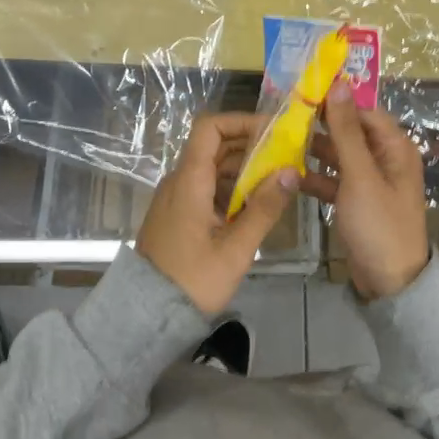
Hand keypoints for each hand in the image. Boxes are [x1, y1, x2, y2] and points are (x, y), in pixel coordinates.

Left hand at [136, 112, 298, 315]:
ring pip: (211, 168)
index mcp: (189, 180)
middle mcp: (178, 180)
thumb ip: (264, 208)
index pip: (210, 128)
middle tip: (284, 157)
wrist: (146, 317)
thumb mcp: (235, 249)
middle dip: (250, 146)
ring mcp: (174, 198)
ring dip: (242, 169)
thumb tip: (291, 172)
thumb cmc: (192, 281)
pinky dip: (229, 188)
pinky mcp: (176, 215)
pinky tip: (253, 207)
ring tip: (276, 183)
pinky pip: (204, 188)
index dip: (240, 121)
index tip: (271, 132)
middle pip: (214, 146)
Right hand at [303, 90, 429, 299]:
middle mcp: (384, 159)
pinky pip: (333, 179)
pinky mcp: (356, 201)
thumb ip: (347, 131)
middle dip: (320, 122)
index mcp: (395, 147)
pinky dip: (314, 175)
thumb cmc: (380, 225)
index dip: (337, 98)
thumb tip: (339, 85)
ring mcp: (369, 181)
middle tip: (283, 111)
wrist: (390, 284)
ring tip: (278, 137)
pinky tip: (287, 172)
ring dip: (313, 148)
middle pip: (350, 130)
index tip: (303, 87)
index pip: (364, 110)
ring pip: (338, 154)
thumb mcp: (361, 176)